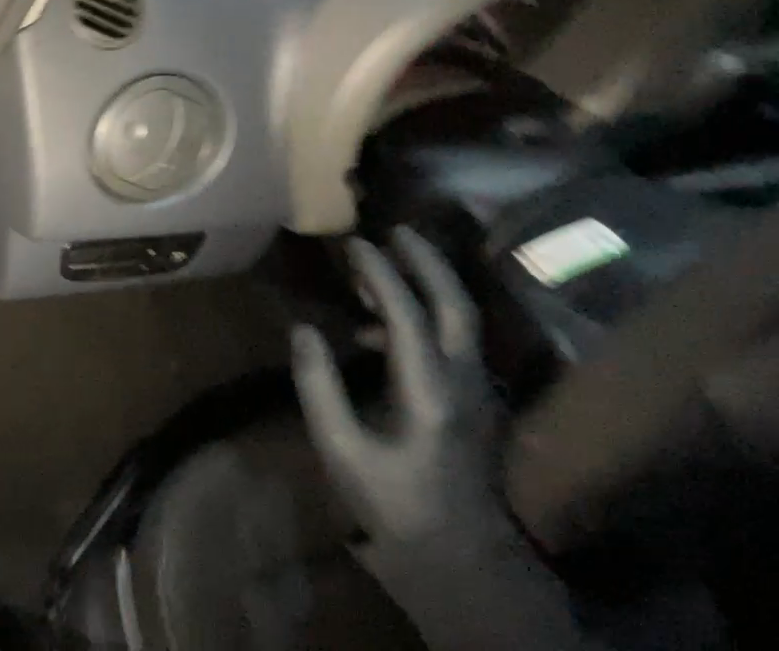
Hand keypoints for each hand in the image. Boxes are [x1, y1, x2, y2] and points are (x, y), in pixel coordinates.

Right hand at [291, 229, 500, 543]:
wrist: (459, 550)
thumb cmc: (391, 499)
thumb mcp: (341, 447)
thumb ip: (319, 386)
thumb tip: (304, 329)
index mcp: (429, 390)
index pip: (408, 315)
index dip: (382, 275)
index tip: (356, 244)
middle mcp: (464, 381)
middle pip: (455, 306)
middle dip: (427, 263)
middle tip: (396, 230)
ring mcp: (477, 390)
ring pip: (460, 321)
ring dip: (425, 287)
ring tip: (378, 272)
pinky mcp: (474, 400)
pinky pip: (452, 341)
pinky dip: (419, 319)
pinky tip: (377, 329)